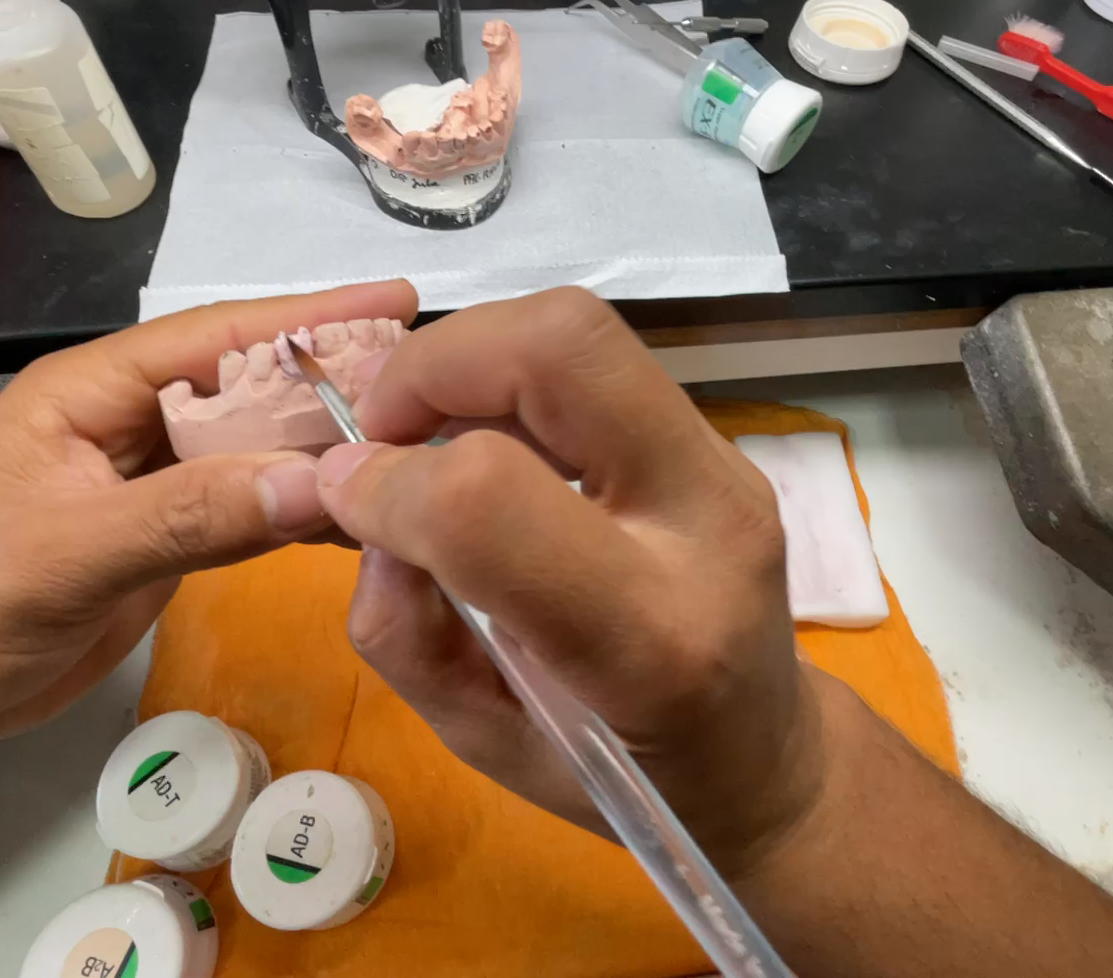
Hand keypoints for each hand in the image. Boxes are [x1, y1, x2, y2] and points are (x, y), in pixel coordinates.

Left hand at [0, 281, 417, 751]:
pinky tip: (358, 520)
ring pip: (263, 453)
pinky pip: (254, 510)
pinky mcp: (174, 536)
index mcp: (96, 390)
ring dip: (329, 454)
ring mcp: (159, 482)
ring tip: (414, 450)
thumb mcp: (65, 553)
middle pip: (256, 390)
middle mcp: (137, 422)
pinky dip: (304, 513)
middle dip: (338, 383)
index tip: (395, 299)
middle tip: (429, 383)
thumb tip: (319, 481)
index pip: (219, 337)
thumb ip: (191, 512)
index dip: (309, 317)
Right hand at [314, 287, 829, 874]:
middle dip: (435, 364)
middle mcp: (705, 521)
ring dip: (470, 360)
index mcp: (650, 638)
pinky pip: (594, 361)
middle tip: (384, 428)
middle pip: (563, 349)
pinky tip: (488, 434)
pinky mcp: (715, 441)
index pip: (492, 499)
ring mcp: (723, 465)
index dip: (392, 484)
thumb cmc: (628, 780)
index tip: (348, 495)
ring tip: (428, 429)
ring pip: (580, 332)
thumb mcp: (487, 745)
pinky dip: (509, 375)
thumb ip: (405, 630)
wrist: (764, 754)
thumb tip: (366, 499)